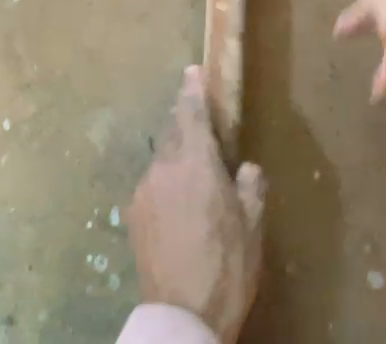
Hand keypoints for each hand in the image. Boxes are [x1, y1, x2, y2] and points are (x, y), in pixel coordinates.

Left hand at [125, 66, 265, 341]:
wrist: (182, 314)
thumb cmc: (226, 266)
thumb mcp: (253, 225)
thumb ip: (251, 187)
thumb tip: (246, 168)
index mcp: (195, 162)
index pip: (191, 113)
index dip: (192, 89)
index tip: (193, 71)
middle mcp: (164, 168)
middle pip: (172, 132)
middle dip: (184, 121)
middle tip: (198, 118)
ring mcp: (144, 191)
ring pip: (161, 160)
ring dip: (176, 156)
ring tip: (194, 173)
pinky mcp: (133, 215)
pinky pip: (152, 185)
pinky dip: (166, 183)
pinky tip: (179, 205)